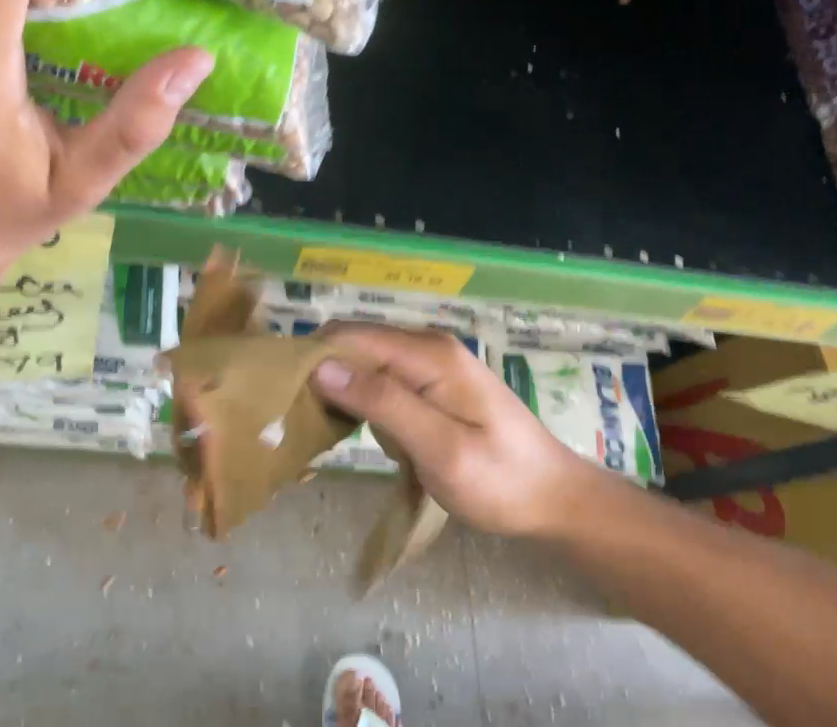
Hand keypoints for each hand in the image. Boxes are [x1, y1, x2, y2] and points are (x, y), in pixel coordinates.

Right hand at [310, 324, 626, 538]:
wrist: (554, 499)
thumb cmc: (500, 482)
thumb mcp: (441, 450)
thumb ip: (384, 404)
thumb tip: (322, 367)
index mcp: (429, 355)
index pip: (350, 336)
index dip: (312, 358)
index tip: (282, 396)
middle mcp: (427, 346)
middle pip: (354, 342)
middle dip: (320, 371)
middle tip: (294, 416)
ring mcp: (431, 363)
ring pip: (364, 359)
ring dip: (337, 385)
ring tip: (314, 424)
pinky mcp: (432, 383)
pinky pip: (380, 376)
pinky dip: (358, 396)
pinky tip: (348, 426)